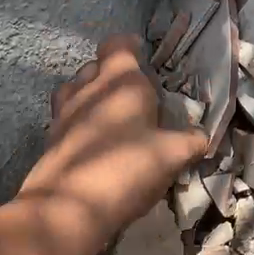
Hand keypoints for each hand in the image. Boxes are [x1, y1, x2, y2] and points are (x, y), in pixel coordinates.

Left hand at [20, 35, 209, 236]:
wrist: (69, 208)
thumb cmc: (127, 166)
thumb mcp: (174, 154)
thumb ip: (191, 141)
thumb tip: (202, 137)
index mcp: (120, 82)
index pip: (118, 45)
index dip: (130, 46)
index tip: (143, 55)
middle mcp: (88, 90)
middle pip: (94, 67)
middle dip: (110, 73)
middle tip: (134, 92)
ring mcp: (64, 116)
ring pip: (75, 91)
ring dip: (91, 96)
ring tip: (112, 115)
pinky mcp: (51, 142)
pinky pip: (67, 120)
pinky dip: (81, 124)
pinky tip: (99, 143)